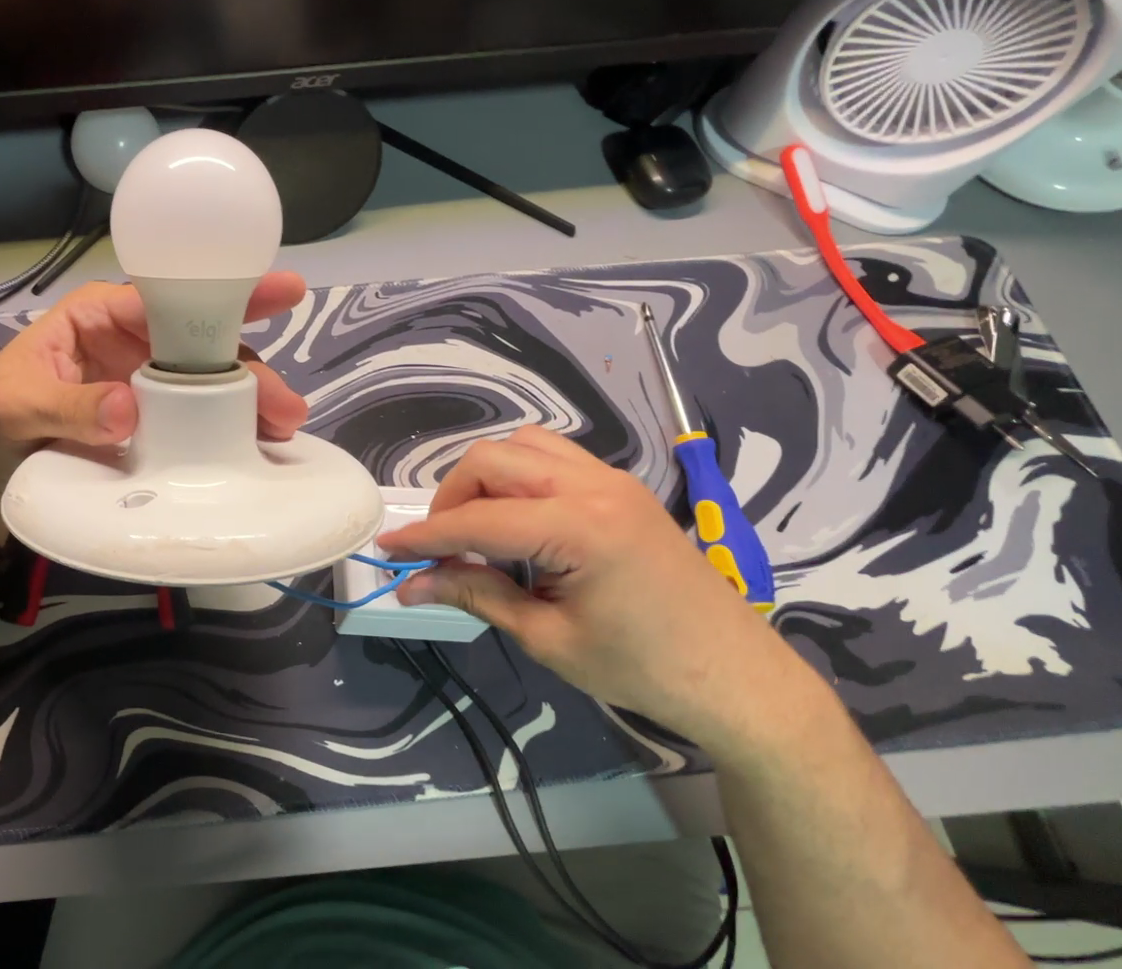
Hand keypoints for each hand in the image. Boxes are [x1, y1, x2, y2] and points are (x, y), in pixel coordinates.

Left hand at [0, 275, 309, 529]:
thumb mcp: (15, 405)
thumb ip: (67, 405)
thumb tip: (131, 408)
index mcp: (100, 315)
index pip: (168, 297)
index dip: (224, 294)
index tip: (281, 292)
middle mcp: (131, 344)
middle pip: (201, 344)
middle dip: (247, 368)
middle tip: (287, 407)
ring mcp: (143, 386)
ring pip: (206, 383)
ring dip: (246, 403)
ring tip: (280, 432)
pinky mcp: (148, 425)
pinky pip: (194, 420)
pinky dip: (225, 430)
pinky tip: (254, 446)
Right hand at [378, 426, 803, 750]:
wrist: (735, 676)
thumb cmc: (641, 668)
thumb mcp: (547, 637)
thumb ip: (476, 596)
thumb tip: (412, 584)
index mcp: (579, 527)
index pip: (477, 519)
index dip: (425, 534)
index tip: (386, 549)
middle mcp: (594, 486)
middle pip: (492, 460)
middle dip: (451, 499)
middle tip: (439, 549)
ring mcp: (613, 479)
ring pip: (522, 446)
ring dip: (485, 479)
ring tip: (476, 529)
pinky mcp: (622, 487)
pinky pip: (553, 456)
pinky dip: (518, 475)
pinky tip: (517, 519)